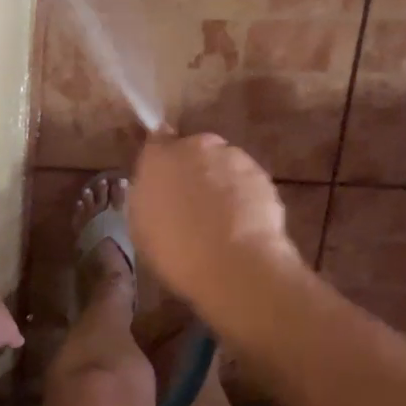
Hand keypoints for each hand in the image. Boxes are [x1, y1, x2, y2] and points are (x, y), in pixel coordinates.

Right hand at [130, 132, 303, 312]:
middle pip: (193, 151)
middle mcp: (196, 147)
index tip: (162, 178)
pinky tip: (241, 225)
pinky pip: (246, 182)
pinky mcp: (263, 175)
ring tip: (220, 220)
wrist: (232, 264)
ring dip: (220, 183)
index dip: (161, 159)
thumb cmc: (174, 251)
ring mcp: (234, 158)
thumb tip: (155, 188)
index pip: (156, 142)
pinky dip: (243, 196)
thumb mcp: (141, 228)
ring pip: (223, 164)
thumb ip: (147, 197)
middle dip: (192, 170)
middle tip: (190, 204)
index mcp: (158, 158)